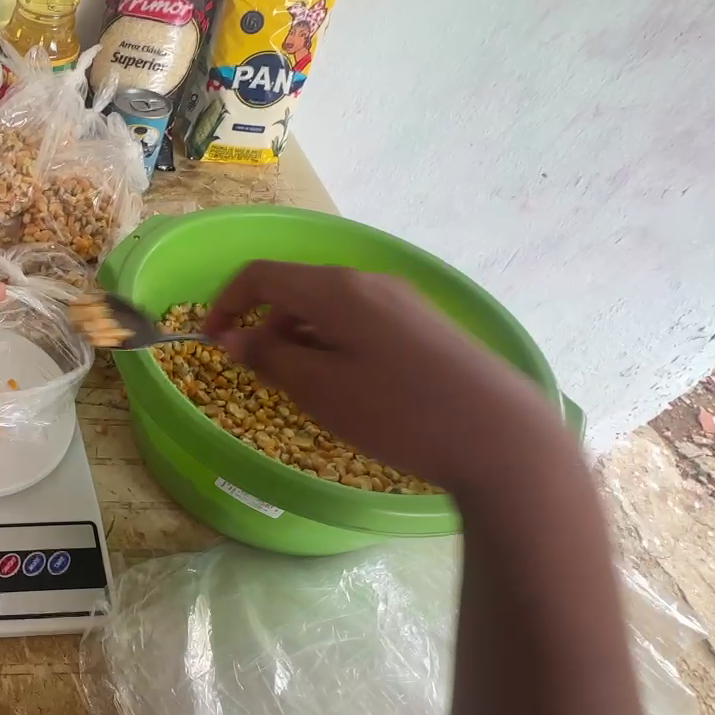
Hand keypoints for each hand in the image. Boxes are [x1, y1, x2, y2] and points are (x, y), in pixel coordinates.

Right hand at [204, 260, 567, 491]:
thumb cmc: (398, 412)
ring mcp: (401, 300)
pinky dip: (331, 342)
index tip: (210, 342)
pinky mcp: (423, 324)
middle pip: (295, 288)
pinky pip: (357, 320)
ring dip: (297, 337)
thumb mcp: (318, 389)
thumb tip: (232, 337)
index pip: (260, 275)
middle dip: (263, 325)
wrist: (505, 439)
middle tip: (260, 375)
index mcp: (336, 289)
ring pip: (327, 306)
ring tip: (304, 387)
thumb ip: (267, 357)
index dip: (225, 303)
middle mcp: (368, 281)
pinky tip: (347, 385)